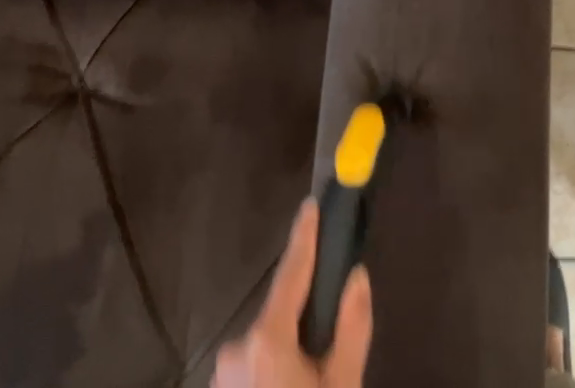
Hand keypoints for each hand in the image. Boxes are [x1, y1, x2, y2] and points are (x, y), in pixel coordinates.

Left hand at [213, 201, 372, 387]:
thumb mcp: (342, 384)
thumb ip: (351, 329)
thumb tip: (355, 277)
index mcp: (267, 340)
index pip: (291, 274)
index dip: (303, 238)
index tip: (310, 204)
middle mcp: (236, 346)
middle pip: (281, 310)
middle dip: (306, 310)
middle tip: (331, 334)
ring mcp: (221, 370)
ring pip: (269, 336)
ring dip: (290, 341)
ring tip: (314, 371)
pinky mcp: (219, 387)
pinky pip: (254, 359)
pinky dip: (274, 361)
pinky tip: (291, 381)